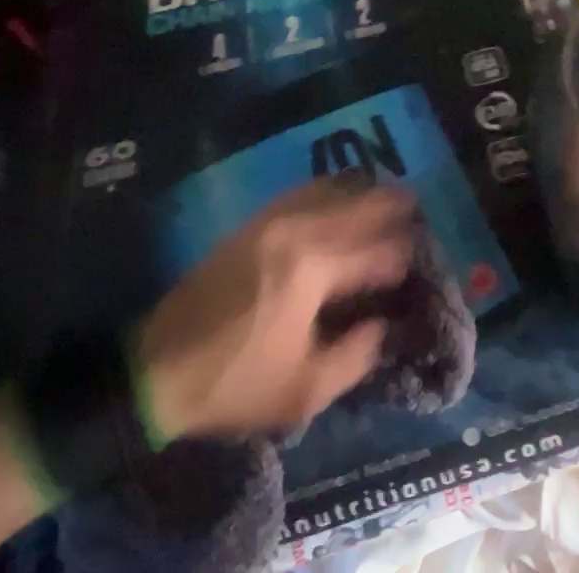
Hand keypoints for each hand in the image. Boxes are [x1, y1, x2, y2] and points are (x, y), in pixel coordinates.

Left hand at [134, 180, 415, 438]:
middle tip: (420, 209)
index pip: (378, 252)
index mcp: (313, 270)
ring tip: (389, 193)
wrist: (154, 371)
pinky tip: (340, 193)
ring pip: (329, 190)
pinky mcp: (249, 226)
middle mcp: (296, 233)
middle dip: (393, 207)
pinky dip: (328, 189)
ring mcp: (269, 223)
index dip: (406, 257)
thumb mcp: (306, 389)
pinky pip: (300, 193)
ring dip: (363, 191)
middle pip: (358, 206)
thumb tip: (384, 325)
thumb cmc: (235, 383)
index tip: (424, 263)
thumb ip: (357, 355)